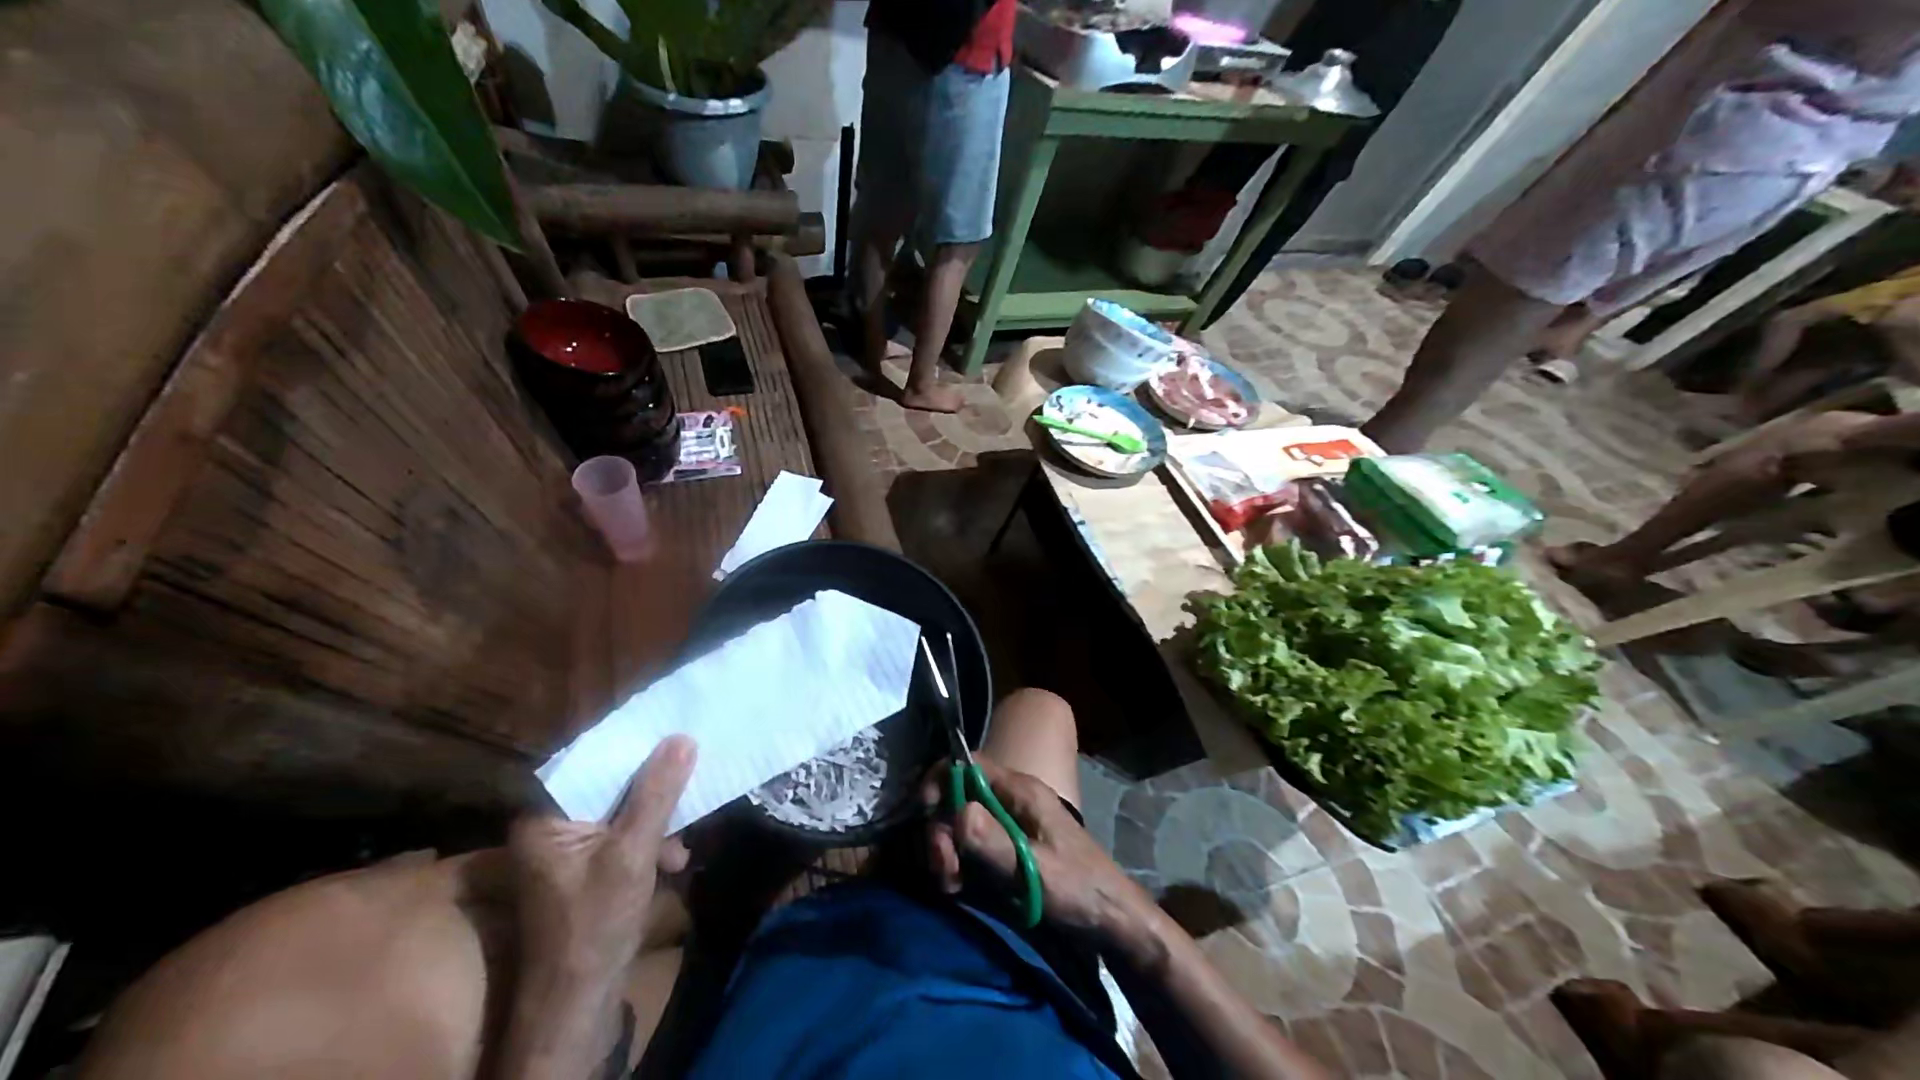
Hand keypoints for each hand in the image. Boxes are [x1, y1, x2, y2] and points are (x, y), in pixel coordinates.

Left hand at [509, 736, 696, 994]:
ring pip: (622, 810)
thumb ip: (656, 795)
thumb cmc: (596, 922)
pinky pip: (624, 834)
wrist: (580, 996)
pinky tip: (672, 859)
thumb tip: (682, 739)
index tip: (670, 731)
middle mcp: (550, 827)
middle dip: (653, 790)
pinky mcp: (587, 867)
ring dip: (656, 821)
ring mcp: (568, 850)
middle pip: (609, 785)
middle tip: (688, 779)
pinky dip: (650, 842)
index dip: (631, 745)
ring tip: (679, 845)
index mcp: (544, 818)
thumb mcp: (632, 852)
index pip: (589, 762)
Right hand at [926, 758, 1152, 946]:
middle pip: (959, 795)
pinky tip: (959, 887)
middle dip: (941, 828)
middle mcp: (1012, 799)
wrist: (1113, 922)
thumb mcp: (1034, 871)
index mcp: (1021, 791)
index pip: (967, 763)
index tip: (924, 814)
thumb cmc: (1079, 891)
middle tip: (942, 870)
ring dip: (947, 849)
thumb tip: (957, 812)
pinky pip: (972, 842)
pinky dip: (959, 861)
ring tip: (951, 884)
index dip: (940, 780)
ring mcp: (1011, 823)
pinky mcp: (1009, 847)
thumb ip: (995, 844)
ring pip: (961, 821)